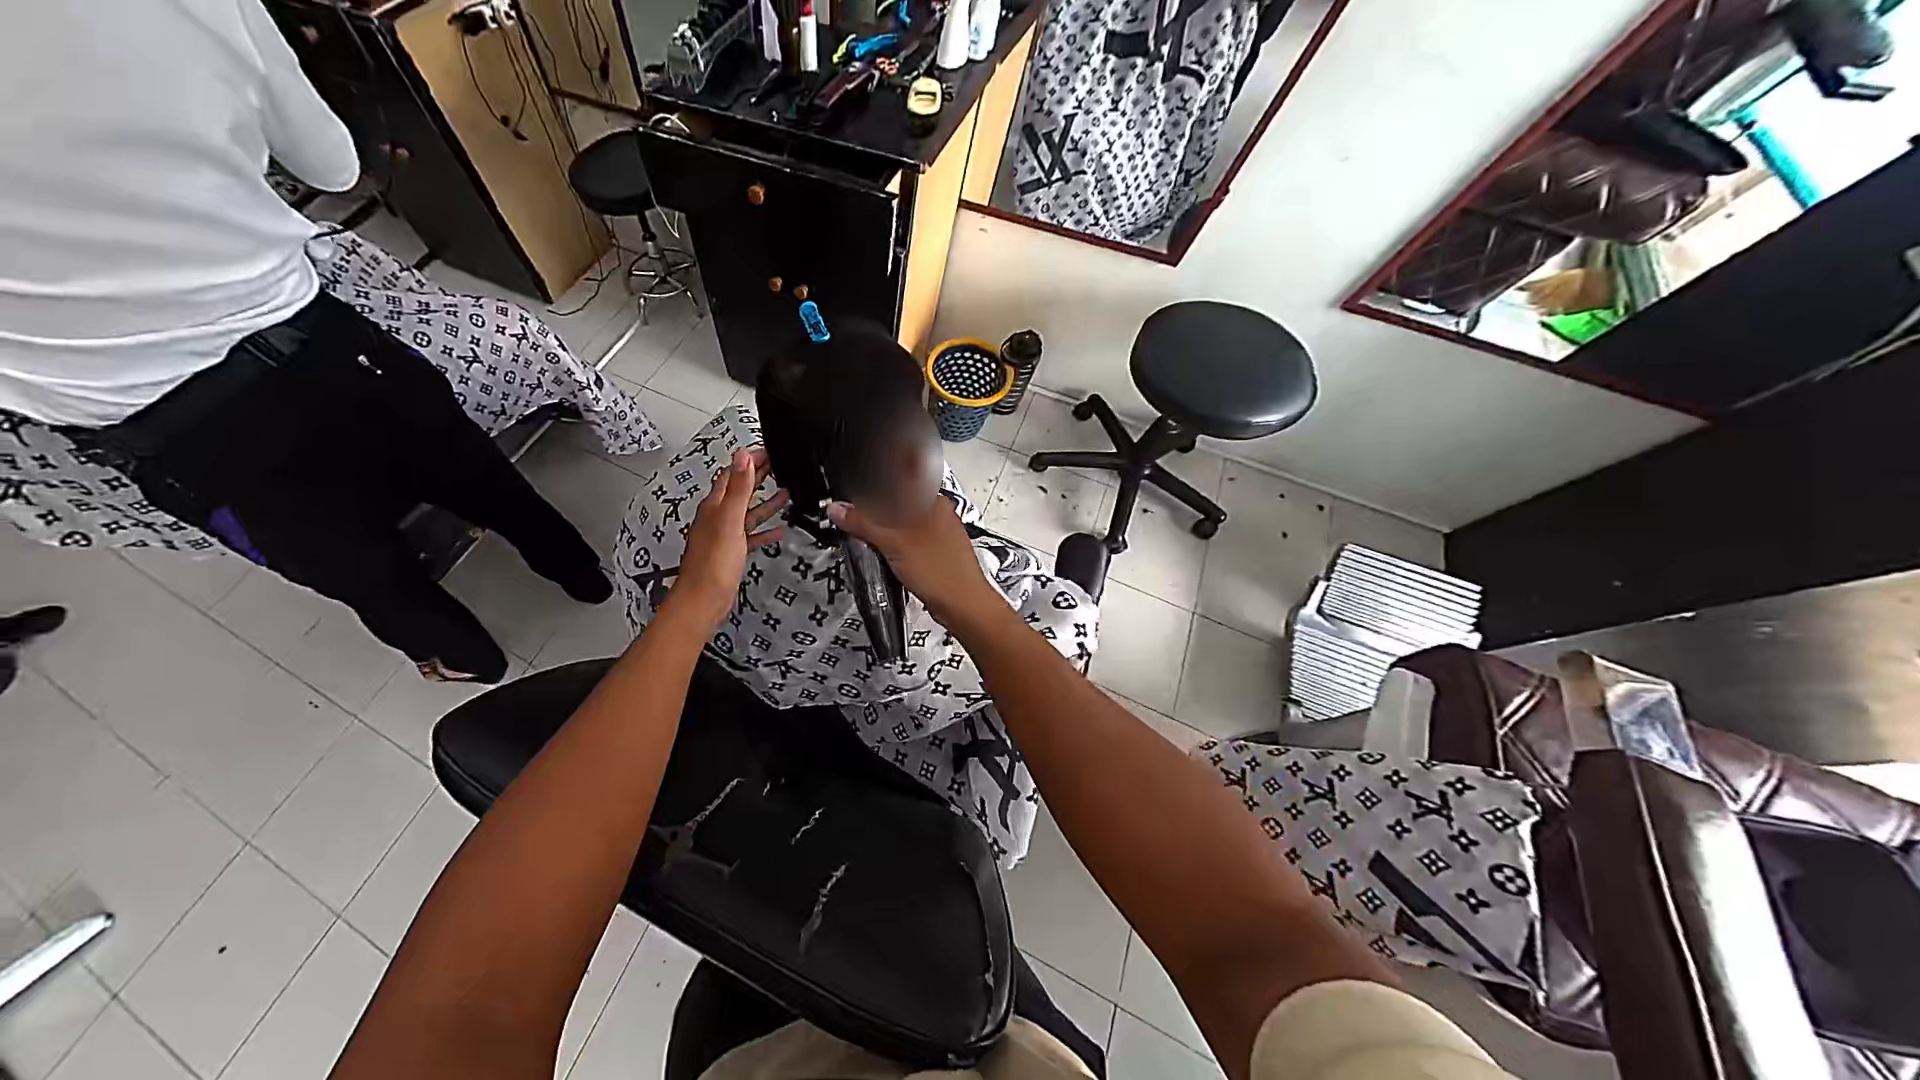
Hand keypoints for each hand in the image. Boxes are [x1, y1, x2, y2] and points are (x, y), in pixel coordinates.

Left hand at [671, 448, 787, 627]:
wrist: (703, 599)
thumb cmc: (711, 565)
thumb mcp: (730, 520)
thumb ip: (739, 488)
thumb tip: (742, 457)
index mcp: (715, 506)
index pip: (733, 473)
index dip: (750, 460)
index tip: (768, 451)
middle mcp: (718, 517)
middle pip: (741, 489)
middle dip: (759, 475)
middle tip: (777, 464)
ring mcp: (725, 534)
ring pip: (748, 511)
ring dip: (765, 501)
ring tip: (784, 492)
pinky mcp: (732, 552)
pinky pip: (751, 535)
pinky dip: (764, 529)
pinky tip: (777, 530)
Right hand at [826, 495, 1002, 629]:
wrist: (963, 605)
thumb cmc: (942, 572)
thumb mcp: (892, 543)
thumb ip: (863, 523)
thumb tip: (838, 509)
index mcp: (933, 501)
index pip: (898, 482)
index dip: (873, 489)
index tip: (853, 499)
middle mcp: (939, 514)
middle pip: (899, 504)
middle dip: (876, 513)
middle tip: (857, 522)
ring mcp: (940, 535)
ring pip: (904, 525)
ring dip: (886, 532)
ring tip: (871, 542)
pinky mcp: (937, 554)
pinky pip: (910, 543)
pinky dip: (896, 548)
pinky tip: (889, 558)